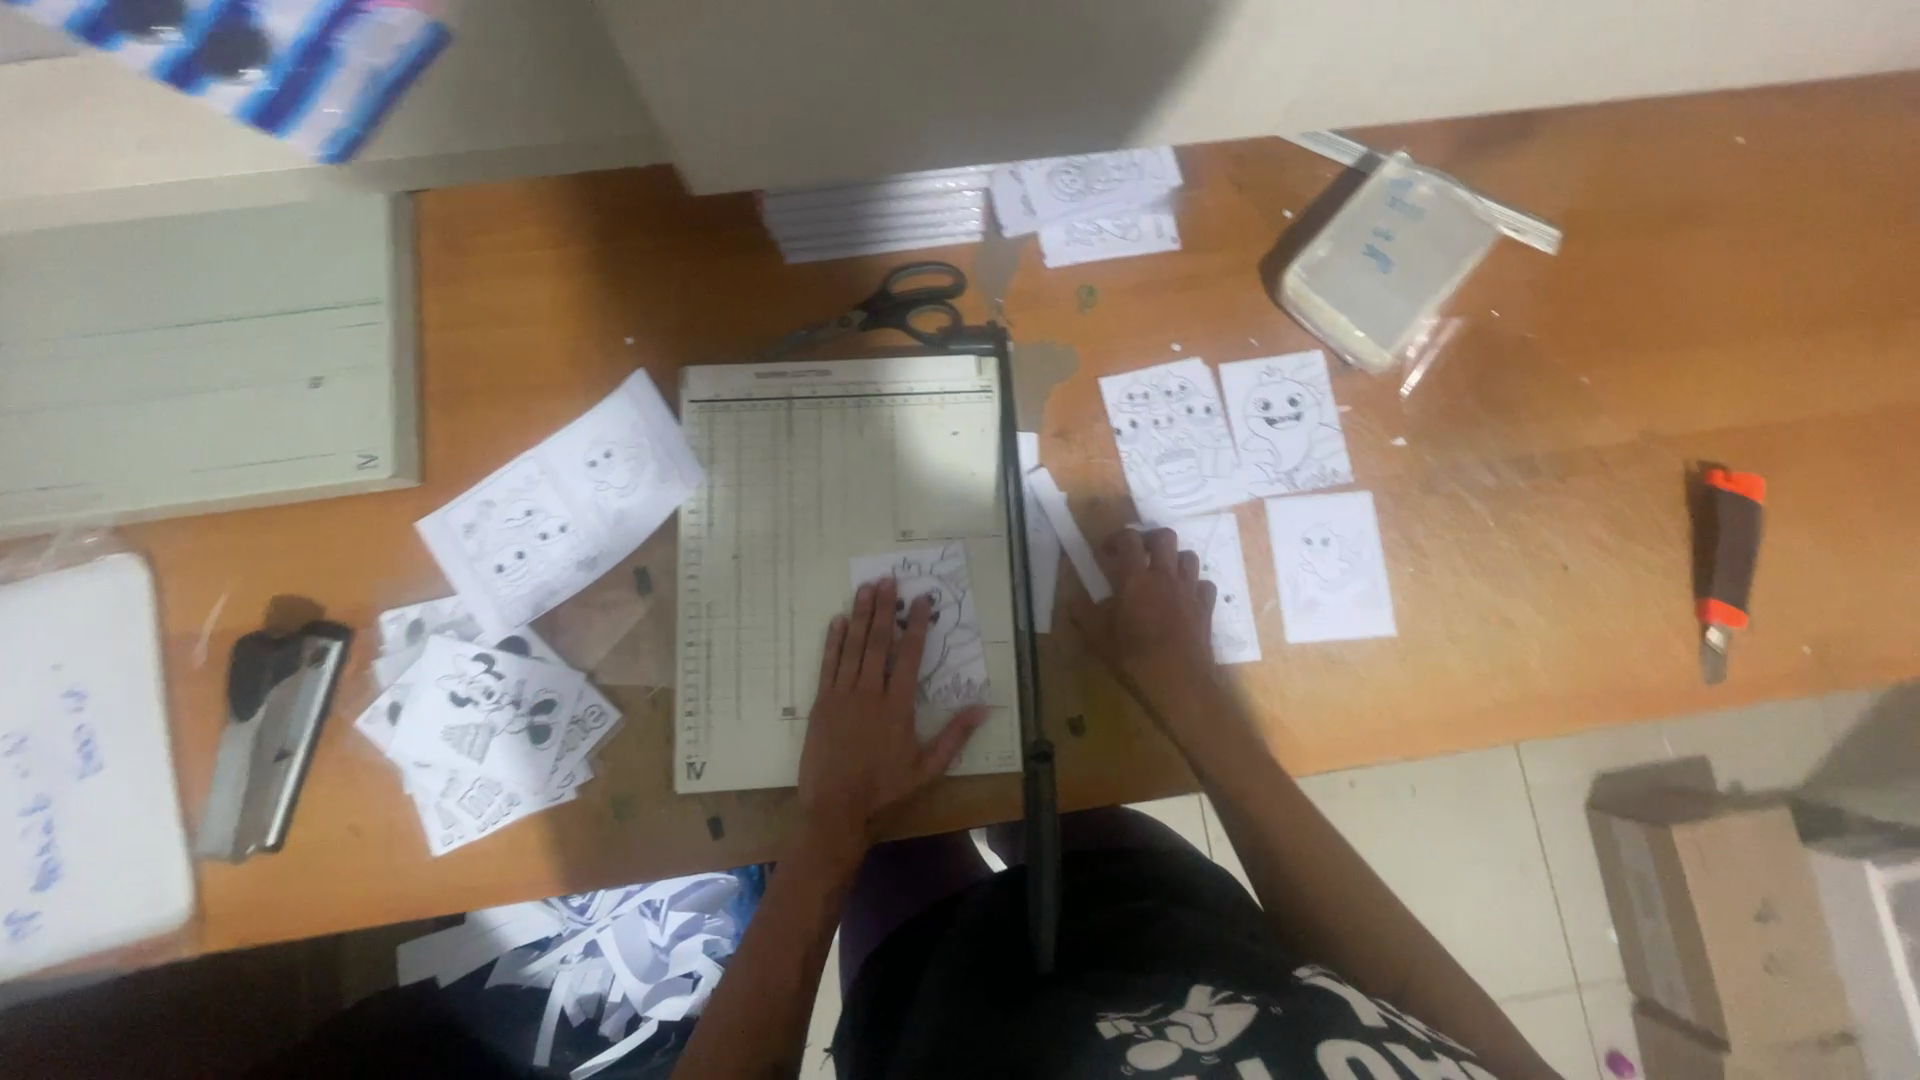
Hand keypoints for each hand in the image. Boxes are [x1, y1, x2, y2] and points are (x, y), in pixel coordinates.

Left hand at [796, 577, 987, 847]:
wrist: (835, 806)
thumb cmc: (884, 788)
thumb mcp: (928, 767)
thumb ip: (955, 736)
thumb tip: (983, 708)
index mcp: (898, 705)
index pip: (909, 654)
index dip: (915, 624)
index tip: (920, 599)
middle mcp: (870, 692)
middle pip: (878, 642)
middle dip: (884, 608)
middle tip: (888, 579)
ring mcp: (842, 695)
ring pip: (852, 647)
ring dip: (860, 615)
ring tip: (865, 588)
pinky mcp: (820, 703)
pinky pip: (828, 664)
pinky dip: (833, 641)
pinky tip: (838, 621)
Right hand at [1073, 527, 1226, 739]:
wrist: (1179, 681)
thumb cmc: (1133, 658)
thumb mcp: (1098, 638)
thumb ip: (1084, 614)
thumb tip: (1074, 601)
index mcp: (1134, 579)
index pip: (1128, 540)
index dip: (1116, 538)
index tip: (1106, 552)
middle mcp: (1164, 576)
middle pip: (1164, 537)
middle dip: (1149, 538)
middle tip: (1137, 553)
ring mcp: (1189, 590)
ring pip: (1188, 556)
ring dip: (1174, 559)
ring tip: (1161, 573)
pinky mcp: (1206, 607)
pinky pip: (1204, 583)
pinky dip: (1194, 584)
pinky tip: (1184, 597)